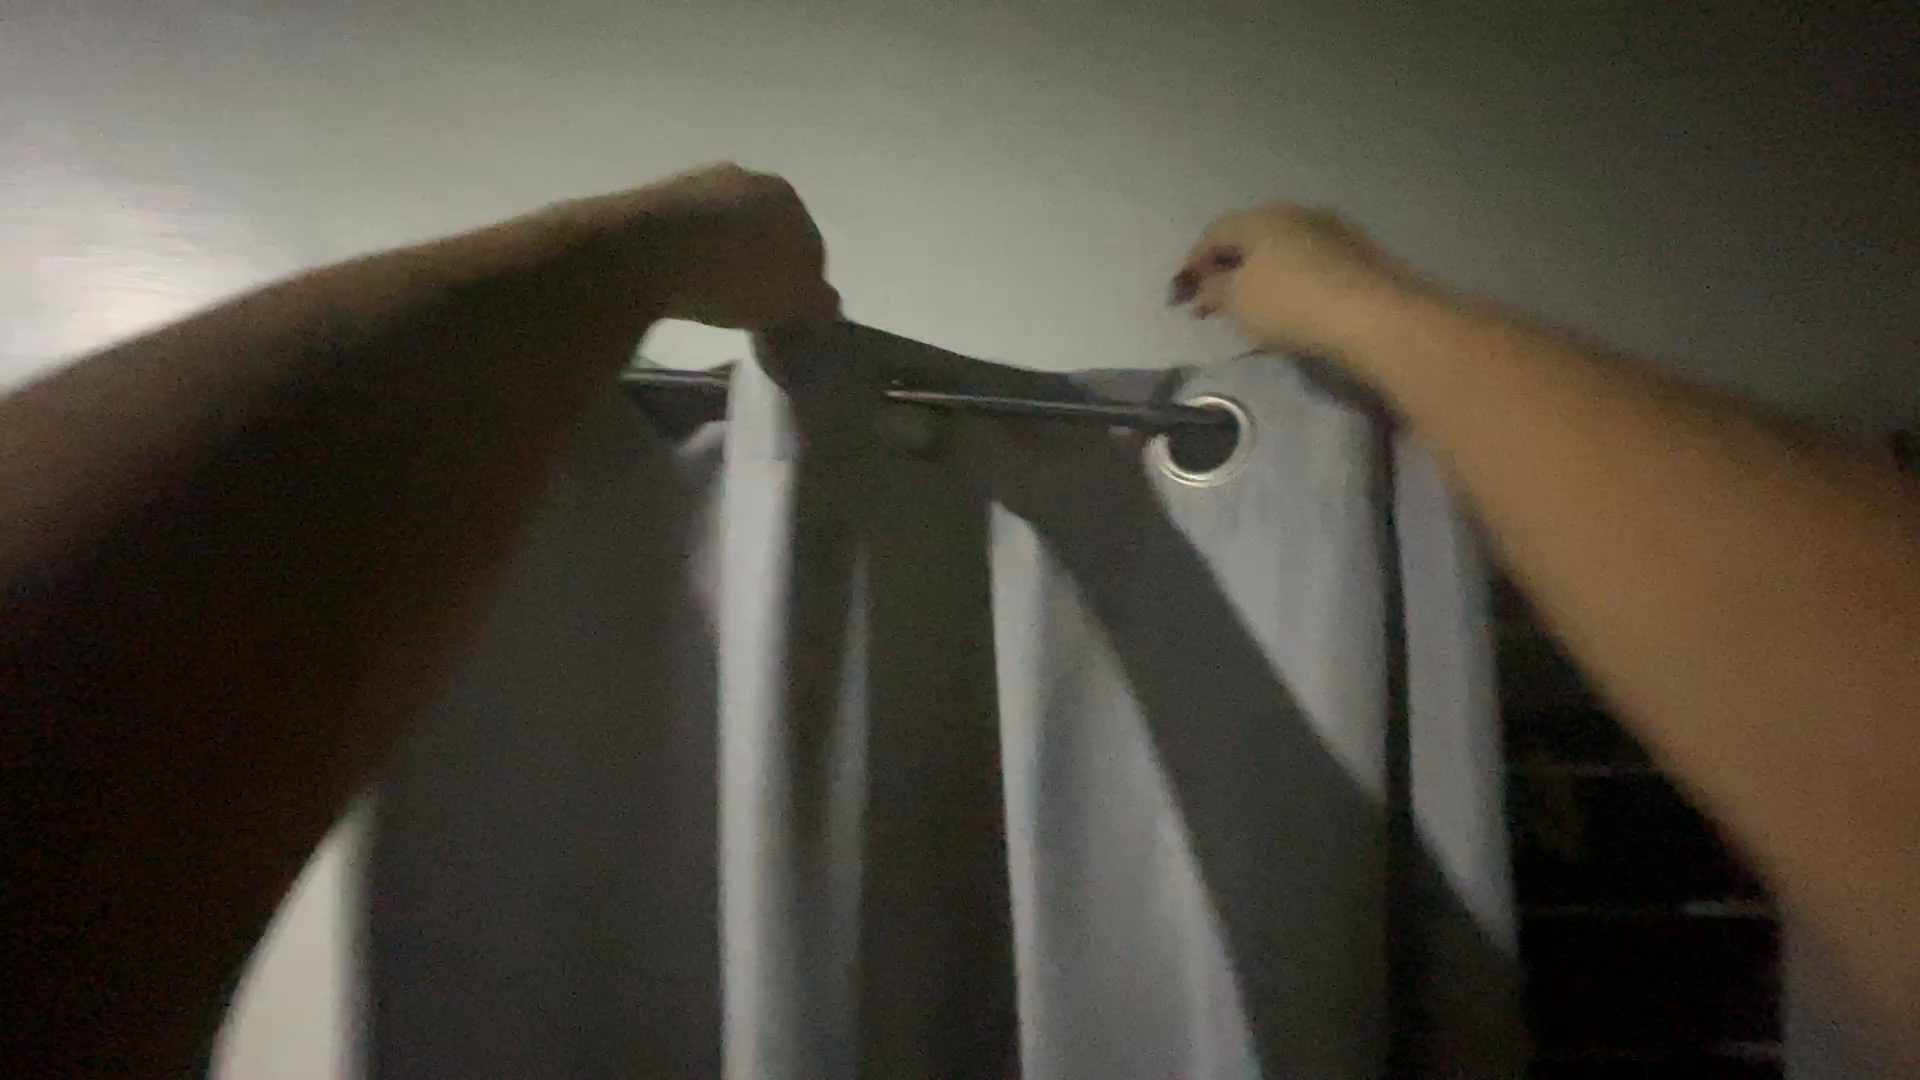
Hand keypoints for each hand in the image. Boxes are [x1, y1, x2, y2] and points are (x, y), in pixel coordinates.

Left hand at [634, 164, 839, 334]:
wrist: (647, 252)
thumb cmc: (736, 278)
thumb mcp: (794, 303)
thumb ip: (821, 304)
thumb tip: (826, 303)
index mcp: (790, 198)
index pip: (813, 251)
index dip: (806, 291)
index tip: (791, 321)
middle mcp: (751, 177)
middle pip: (772, 236)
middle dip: (769, 271)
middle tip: (758, 311)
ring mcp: (703, 180)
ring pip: (733, 231)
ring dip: (733, 261)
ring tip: (721, 298)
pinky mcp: (662, 194)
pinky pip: (696, 232)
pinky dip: (700, 255)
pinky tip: (691, 281)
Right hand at [1169, 203, 1416, 354]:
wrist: (1372, 316)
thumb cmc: (1290, 303)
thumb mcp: (1236, 300)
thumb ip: (1213, 289)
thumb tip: (1207, 284)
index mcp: (1261, 217)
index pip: (1213, 234)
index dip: (1190, 265)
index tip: (1178, 299)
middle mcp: (1296, 214)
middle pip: (1247, 239)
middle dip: (1223, 270)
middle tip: (1207, 303)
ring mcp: (1331, 232)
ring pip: (1278, 251)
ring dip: (1254, 277)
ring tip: (1244, 309)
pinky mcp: (1355, 258)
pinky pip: (1304, 265)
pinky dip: (1283, 283)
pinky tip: (1282, 307)